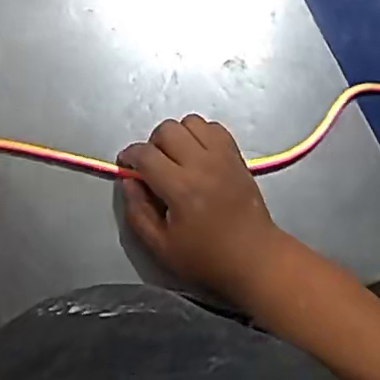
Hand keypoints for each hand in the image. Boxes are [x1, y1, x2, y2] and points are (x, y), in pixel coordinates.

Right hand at [117, 115, 292, 301]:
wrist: (254, 256)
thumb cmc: (206, 258)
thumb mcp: (161, 247)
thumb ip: (138, 212)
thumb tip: (128, 181)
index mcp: (182, 189)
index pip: (146, 155)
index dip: (129, 155)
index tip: (125, 164)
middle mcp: (202, 164)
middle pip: (167, 130)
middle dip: (152, 143)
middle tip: (153, 165)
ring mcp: (222, 155)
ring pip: (190, 122)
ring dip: (177, 135)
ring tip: (176, 157)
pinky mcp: (235, 153)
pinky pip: (213, 127)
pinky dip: (200, 133)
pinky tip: (198, 153)